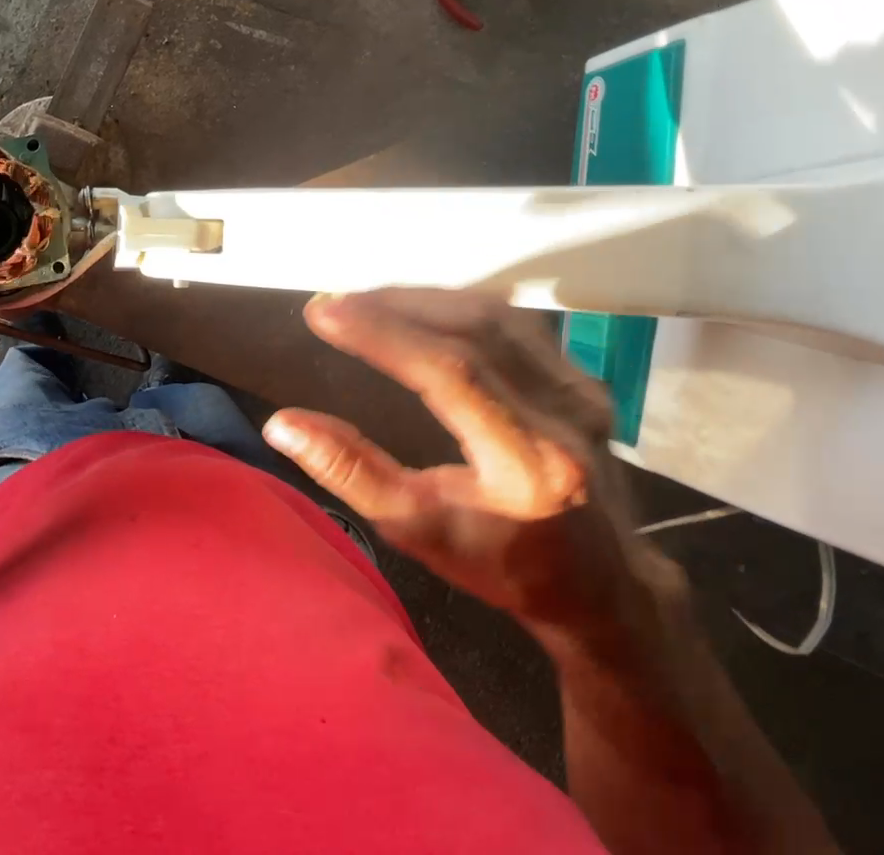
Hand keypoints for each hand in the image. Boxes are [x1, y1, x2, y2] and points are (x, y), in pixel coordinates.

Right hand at [262, 289, 639, 634]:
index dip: (382, 335)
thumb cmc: (498, 562)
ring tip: (363, 302)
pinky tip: (415, 311)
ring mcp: (581, 392)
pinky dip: (455, 308)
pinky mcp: (581, 381)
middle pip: (473, 330)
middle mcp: (563, 415)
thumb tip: (282, 424)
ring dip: (422, 300)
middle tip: (330, 304)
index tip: (322, 312)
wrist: (601, 582)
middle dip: (394, 308)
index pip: (450, 372)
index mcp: (526, 462)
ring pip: (496, 317)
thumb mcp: (414, 528)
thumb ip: (349, 471)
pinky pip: (513, 325)